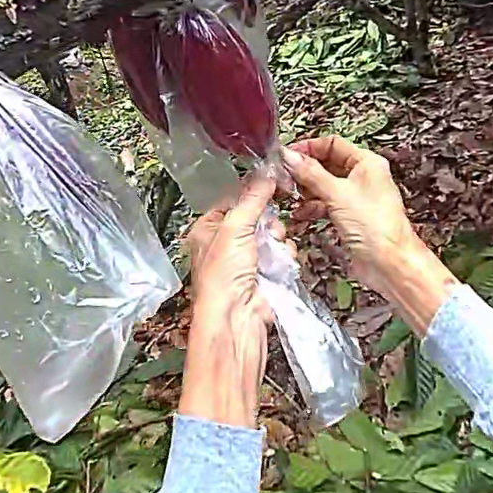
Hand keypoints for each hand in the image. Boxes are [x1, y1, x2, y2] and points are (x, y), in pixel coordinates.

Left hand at [178, 172, 277, 427]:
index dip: (253, 193)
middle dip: (268, 222)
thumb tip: (265, 174)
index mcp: (208, 229)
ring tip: (272, 252)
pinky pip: (283, 253)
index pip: (234, 200)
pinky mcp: (266, 273)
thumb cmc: (223, 275)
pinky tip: (279, 265)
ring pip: (274, 234)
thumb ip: (252, 199)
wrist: (236, 318)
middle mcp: (226, 243)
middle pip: (258, 216)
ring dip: (278, 240)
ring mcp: (248, 259)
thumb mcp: (234, 228)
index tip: (272, 183)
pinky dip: (284, 257)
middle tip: (268, 230)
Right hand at [283, 136, 457, 332]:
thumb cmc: (376, 227)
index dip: (309, 148)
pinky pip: (327, 204)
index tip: (288, 155)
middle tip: (286, 177)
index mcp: (367, 163)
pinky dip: (313, 207)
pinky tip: (301, 214)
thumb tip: (291, 156)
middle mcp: (363, 177)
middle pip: (327, 164)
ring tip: (291, 196)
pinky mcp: (351, 217)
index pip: (333, 144)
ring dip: (307, 191)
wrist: (390, 263)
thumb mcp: (337, 193)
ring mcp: (356, 198)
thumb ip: (311, 173)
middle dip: (305, 171)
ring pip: (324, 186)